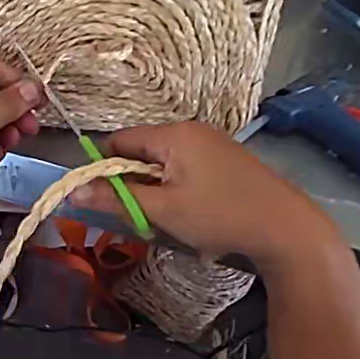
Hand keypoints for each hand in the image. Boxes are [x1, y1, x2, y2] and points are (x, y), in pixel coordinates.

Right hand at [71, 121, 348, 274]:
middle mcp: (191, 130)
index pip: (119, 141)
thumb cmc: (218, 215)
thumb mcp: (161, 210)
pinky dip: (177, 189)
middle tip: (138, 215)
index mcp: (173, 135)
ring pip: (164, 163)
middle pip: (141, 151)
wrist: (286, 228)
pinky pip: (186, 168)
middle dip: (132, 183)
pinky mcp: (226, 160)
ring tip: (166, 219)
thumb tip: (73, 189)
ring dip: (155, 189)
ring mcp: (212, 143)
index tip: (104, 199)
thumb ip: (116, 198)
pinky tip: (191, 214)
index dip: (103, 168)